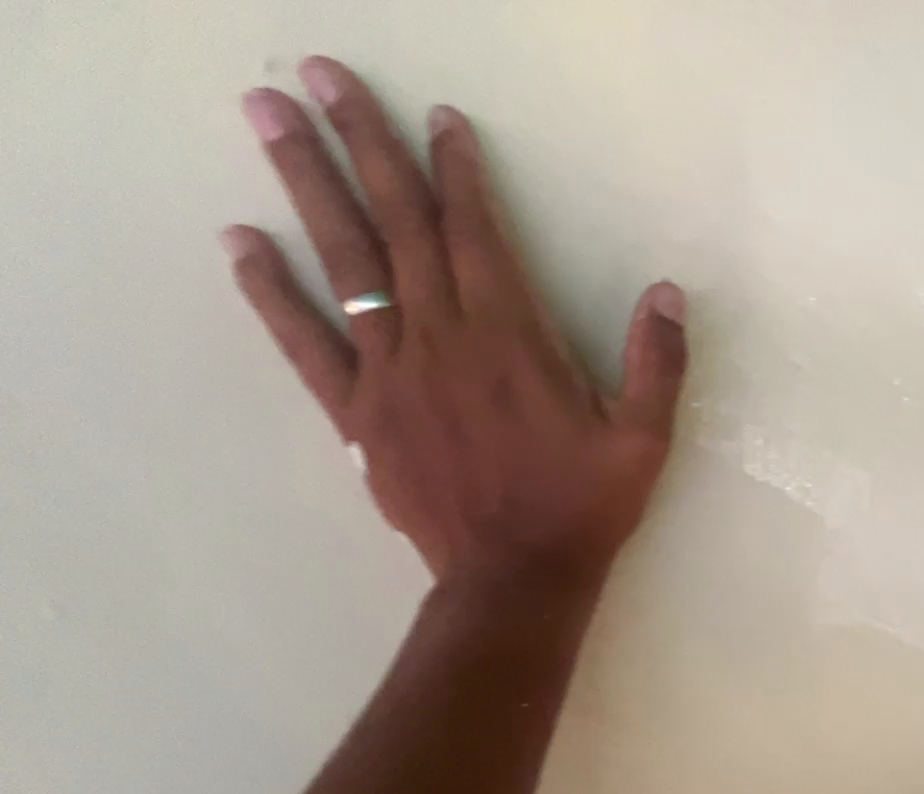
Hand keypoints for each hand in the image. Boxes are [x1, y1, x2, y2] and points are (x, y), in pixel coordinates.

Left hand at [223, 57, 686, 585]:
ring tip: (271, 120)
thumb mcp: (645, 439)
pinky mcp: (359, 412)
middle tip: (324, 76)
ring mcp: (391, 374)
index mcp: (513, 341)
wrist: (515, 575)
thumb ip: (658, 364)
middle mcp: (443, 341)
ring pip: (346, 267)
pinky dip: (272, 293)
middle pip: (399, 228)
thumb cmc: (585, 505)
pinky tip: (244, 245)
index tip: (441, 121)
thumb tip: (668, 294)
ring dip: (308, 188)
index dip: (460, 173)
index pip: (477, 236)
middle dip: (367, 147)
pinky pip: (306, 343)